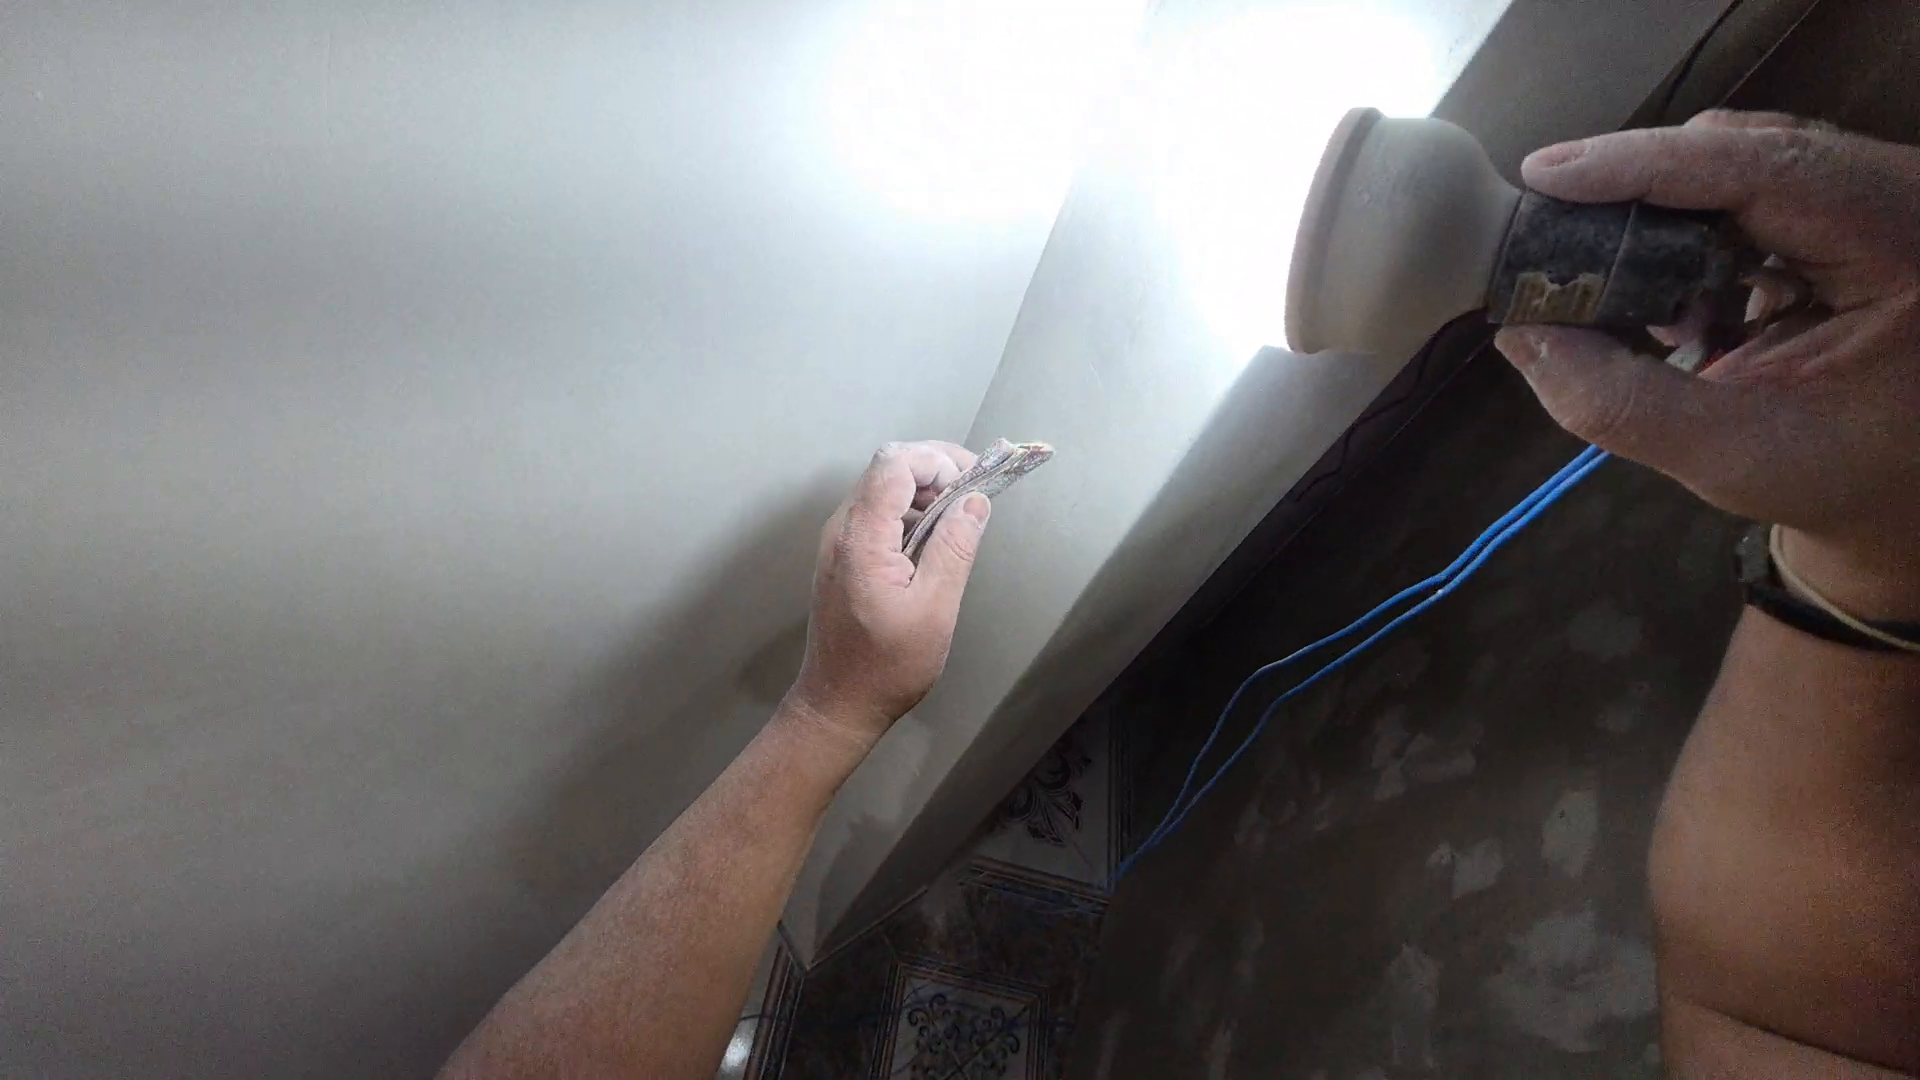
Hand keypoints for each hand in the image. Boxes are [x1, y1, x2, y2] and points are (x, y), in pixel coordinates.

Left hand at [782, 441, 991, 748]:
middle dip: (935, 468)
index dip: (937, 461)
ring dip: (925, 489)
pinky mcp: (843, 554)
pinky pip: (878, 513)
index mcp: (861, 539)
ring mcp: (839, 541)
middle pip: (887, 467)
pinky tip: (936, 537)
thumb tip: (976, 501)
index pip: (894, 464)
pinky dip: (911, 511)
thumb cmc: (888, 667)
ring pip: (882, 487)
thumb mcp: (934, 609)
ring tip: (961, 516)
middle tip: (975, 493)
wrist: (838, 703)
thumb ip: (954, 548)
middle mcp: (842, 529)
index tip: (974, 485)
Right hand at [1495, 110, 1919, 616]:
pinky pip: (1739, 199)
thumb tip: (1518, 333)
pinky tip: (1647, 293)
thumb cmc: (1836, 472)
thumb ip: (1613, 401)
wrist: (1903, 481)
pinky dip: (1670, 237)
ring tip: (1591, 270)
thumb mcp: (1720, 452)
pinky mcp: (1837, 224)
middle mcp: (1903, 202)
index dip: (1647, 166)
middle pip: (1748, 151)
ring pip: (1738, 168)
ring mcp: (1872, 207)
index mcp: (1911, 245)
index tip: (1545, 175)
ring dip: (1646, 214)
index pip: (1770, 169)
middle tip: (1542, 216)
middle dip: (1633, 182)